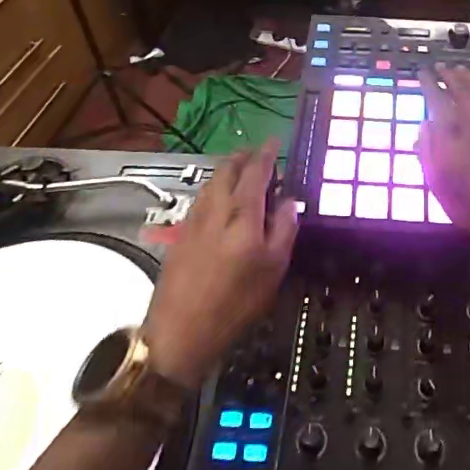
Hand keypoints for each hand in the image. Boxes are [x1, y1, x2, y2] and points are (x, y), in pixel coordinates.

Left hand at [144, 140, 297, 384]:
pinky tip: (221, 200)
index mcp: (241, 213)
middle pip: (227, 168)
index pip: (255, 171)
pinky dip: (216, 187)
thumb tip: (288, 201)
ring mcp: (193, 217)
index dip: (266, 154)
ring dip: (228, 170)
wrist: (181, 328)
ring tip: (243, 174)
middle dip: (244, 157)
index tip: (274, 141)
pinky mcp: (180, 230)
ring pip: (212, 180)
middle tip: (259, 156)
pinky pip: (202, 196)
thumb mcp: (273, 269)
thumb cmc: (235, 303)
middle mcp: (215, 207)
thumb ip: (283, 230)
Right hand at [417, 63, 469, 242]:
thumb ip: (428, 148)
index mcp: (453, 131)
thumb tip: (425, 124)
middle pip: (463, 89)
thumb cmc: (468, 201)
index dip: (428, 83)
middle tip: (442, 67)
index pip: (437, 98)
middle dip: (451, 75)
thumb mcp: (436, 179)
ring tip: (466, 70)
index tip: (422, 73)